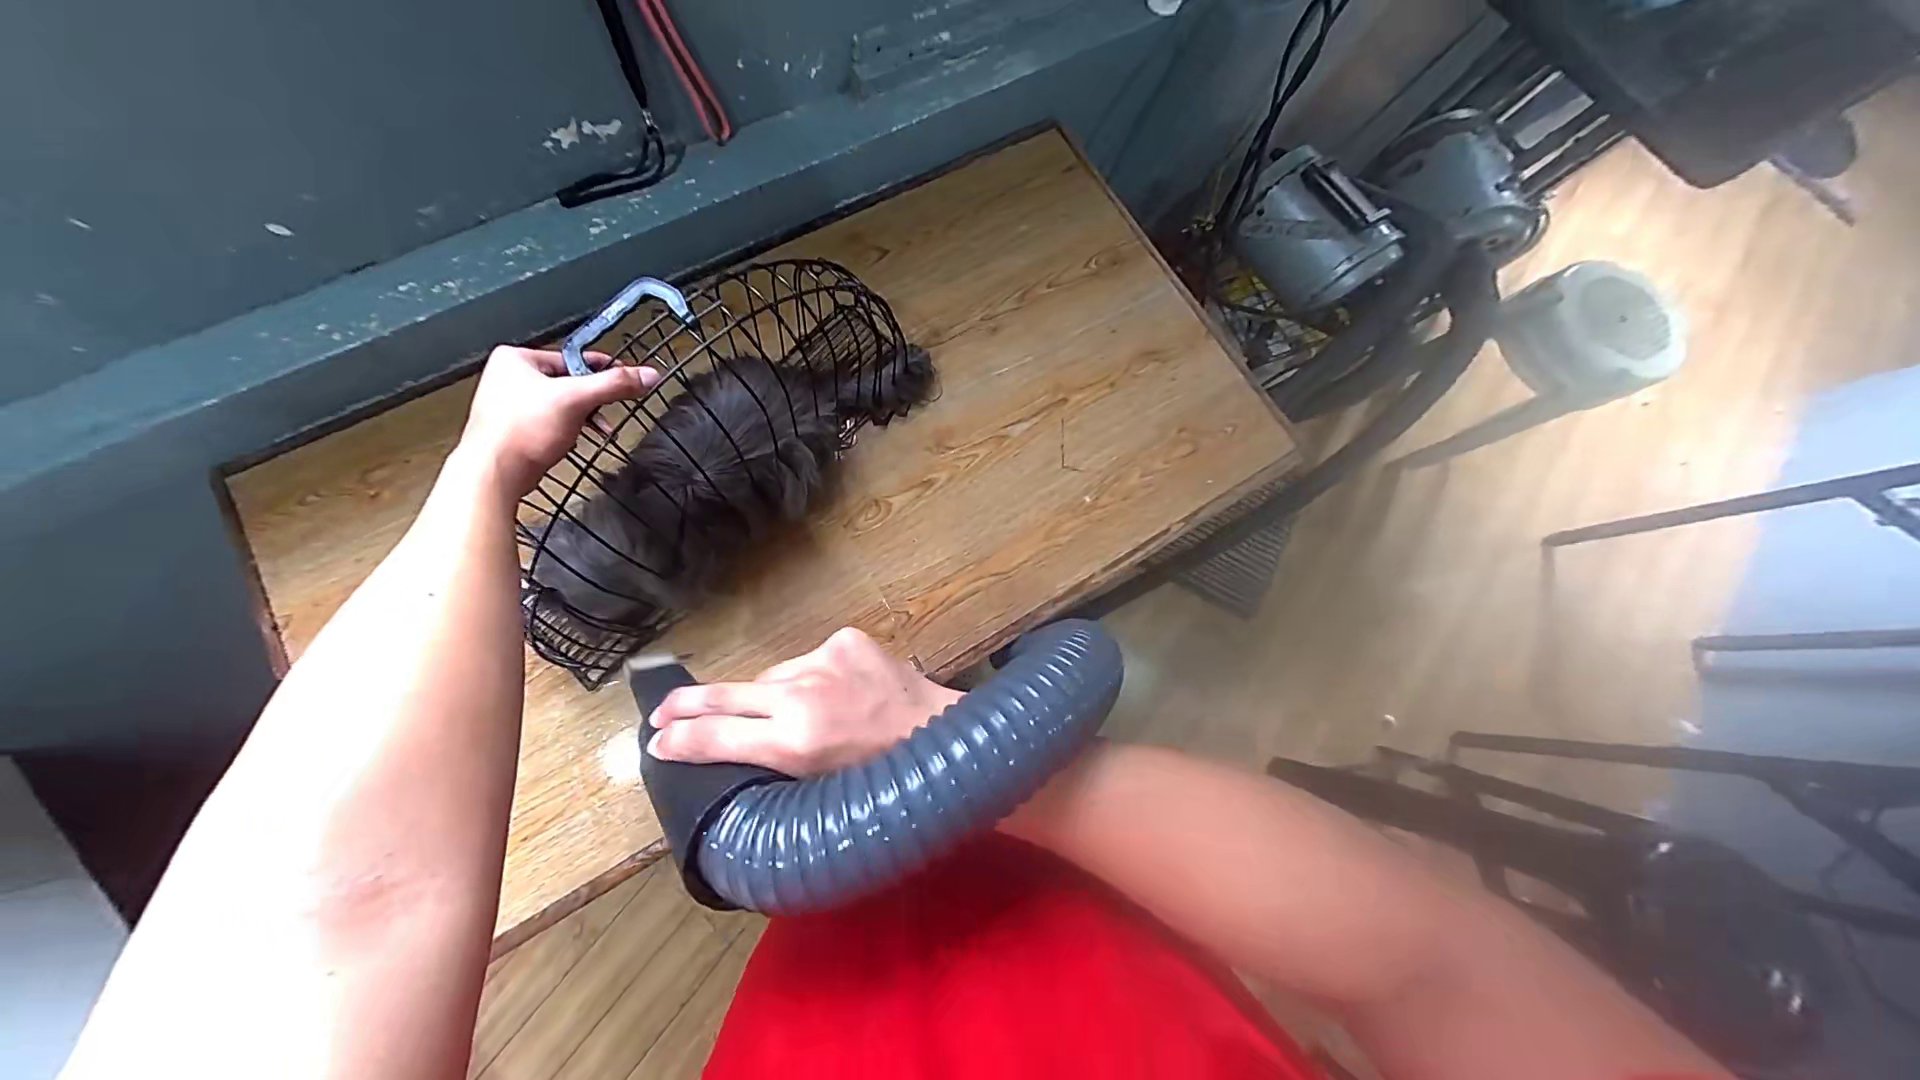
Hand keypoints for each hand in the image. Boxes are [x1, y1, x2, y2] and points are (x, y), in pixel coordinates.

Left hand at [458, 346, 660, 496]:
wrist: (495, 471)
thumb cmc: (519, 432)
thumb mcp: (577, 399)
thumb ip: (615, 385)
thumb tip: (646, 375)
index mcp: (517, 358)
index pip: (574, 358)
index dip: (602, 371)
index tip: (624, 380)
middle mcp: (510, 376)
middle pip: (571, 381)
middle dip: (592, 400)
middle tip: (605, 411)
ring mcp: (512, 402)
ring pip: (563, 403)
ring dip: (583, 417)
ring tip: (594, 429)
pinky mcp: (518, 426)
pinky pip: (553, 420)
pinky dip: (569, 429)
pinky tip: (573, 440)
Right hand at [648, 628, 965, 775]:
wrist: (937, 730)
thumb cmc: (882, 773)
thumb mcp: (820, 786)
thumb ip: (772, 765)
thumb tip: (727, 750)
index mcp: (796, 743)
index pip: (717, 737)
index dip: (681, 740)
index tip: (657, 742)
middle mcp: (802, 696)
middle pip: (726, 695)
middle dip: (688, 705)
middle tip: (661, 711)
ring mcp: (823, 660)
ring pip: (769, 678)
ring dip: (768, 695)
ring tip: (792, 713)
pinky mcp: (843, 640)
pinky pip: (806, 660)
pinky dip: (808, 677)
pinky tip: (831, 693)